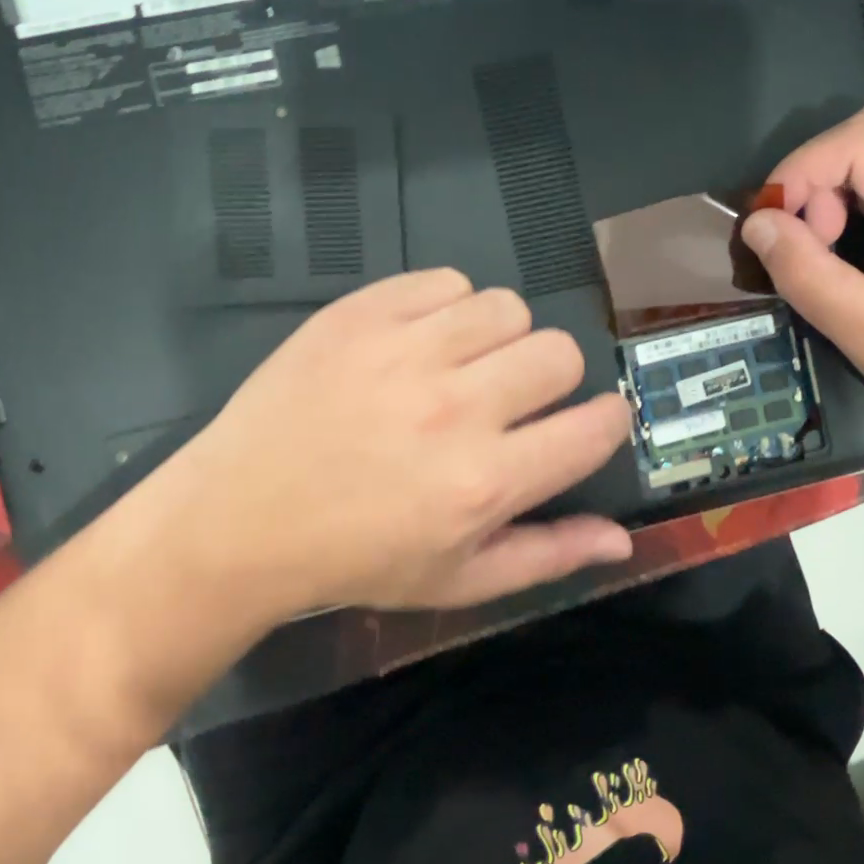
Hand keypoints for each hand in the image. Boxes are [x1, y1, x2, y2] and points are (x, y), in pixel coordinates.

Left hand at [135, 270, 633, 618]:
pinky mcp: (362, 314)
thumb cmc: (356, 560)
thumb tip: (622, 537)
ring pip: (508, 308)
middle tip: (510, 405)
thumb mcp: (458, 581)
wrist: (240, 520)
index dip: (606, 423)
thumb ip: (547, 556)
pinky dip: (448, 308)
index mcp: (486, 482)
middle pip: (560, 353)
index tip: (584, 428)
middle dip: (552, 381)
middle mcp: (455, 408)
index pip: (596, 427)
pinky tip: (421, 345)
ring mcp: (405, 352)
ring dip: (501, 340)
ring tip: (464, 369)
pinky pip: (446, 282)